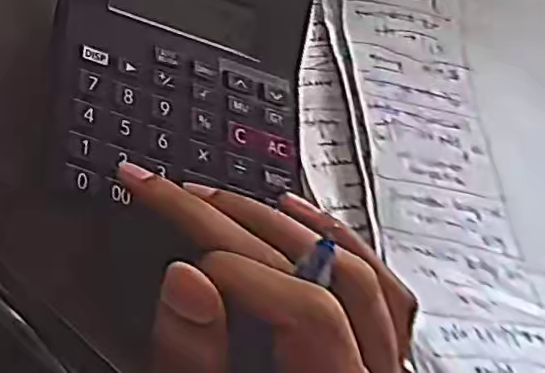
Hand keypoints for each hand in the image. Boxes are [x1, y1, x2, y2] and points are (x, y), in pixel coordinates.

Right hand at [117, 164, 417, 372]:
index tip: (167, 251)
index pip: (304, 308)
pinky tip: (293, 211)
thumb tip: (185, 277)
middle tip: (162, 188)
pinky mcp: (376, 368)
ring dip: (276, 220)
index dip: (228, 268)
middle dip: (227, 217)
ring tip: (212, 197)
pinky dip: (335, 240)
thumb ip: (191, 359)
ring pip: (357, 273)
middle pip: (321, 274)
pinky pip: (382, 294)